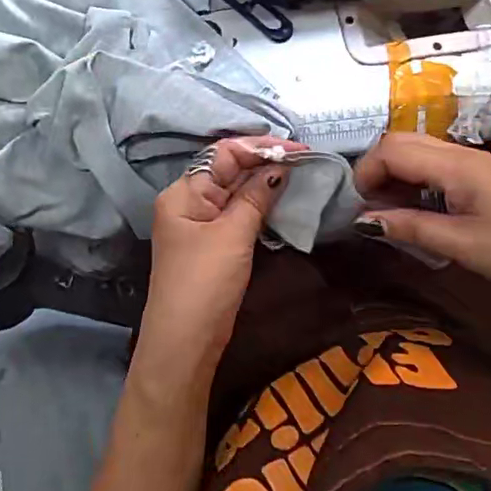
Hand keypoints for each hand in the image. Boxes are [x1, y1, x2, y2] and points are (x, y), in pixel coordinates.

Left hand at [141, 136, 300, 375]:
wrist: (185, 343)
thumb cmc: (205, 283)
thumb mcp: (232, 235)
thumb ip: (255, 196)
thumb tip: (279, 166)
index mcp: (183, 192)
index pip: (223, 154)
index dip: (261, 148)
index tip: (300, 150)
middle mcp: (187, 201)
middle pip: (228, 170)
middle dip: (265, 162)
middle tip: (308, 160)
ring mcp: (198, 224)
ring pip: (234, 192)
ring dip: (264, 182)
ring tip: (301, 174)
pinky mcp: (210, 244)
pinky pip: (235, 213)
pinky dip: (257, 205)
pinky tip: (281, 200)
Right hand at [352, 132, 490, 306]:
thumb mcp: (460, 244)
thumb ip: (408, 227)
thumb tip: (361, 221)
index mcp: (455, 165)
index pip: (391, 150)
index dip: (365, 174)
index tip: (357, 208)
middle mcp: (460, 153)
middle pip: (399, 141)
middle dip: (374, 168)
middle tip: (368, 208)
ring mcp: (472, 161)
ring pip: (415, 150)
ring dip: (393, 174)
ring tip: (388, 211)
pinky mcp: (480, 174)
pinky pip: (432, 163)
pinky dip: (412, 179)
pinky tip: (414, 208)